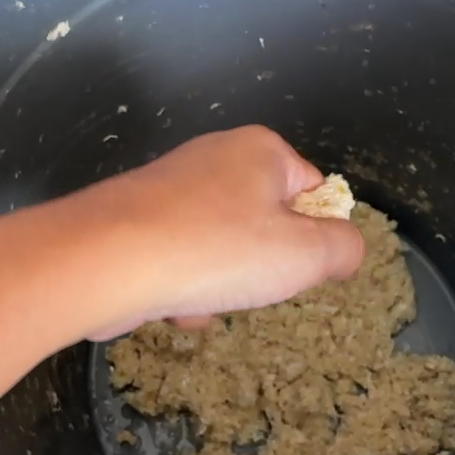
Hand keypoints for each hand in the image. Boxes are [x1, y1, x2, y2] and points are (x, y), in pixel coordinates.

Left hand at [62, 126, 366, 339]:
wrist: (105, 261)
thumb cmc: (216, 250)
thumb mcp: (305, 255)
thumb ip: (343, 249)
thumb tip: (348, 249)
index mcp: (260, 150)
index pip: (313, 192)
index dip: (314, 237)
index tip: (299, 269)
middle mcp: (213, 158)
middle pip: (262, 224)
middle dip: (258, 268)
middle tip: (248, 285)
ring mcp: (169, 189)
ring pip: (219, 250)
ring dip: (218, 287)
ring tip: (201, 298)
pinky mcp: (135, 222)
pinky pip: (178, 260)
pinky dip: (180, 287)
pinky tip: (168, 304)